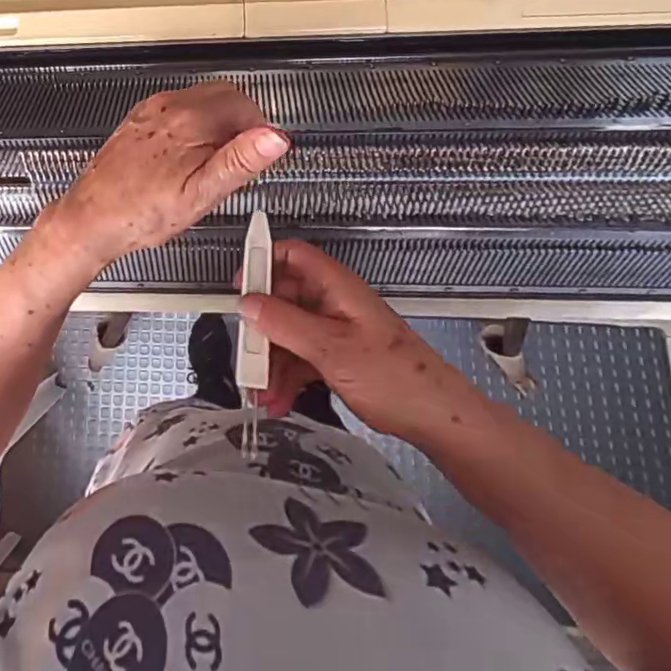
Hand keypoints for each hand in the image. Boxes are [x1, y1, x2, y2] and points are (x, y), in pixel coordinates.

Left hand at [39, 82, 289, 269]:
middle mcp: (169, 107)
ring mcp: (151, 112)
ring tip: (209, 164)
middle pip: (225, 96)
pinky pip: (178, 112)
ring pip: (201, 102)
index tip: (256, 155)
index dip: (258, 132)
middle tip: (237, 160)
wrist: (91, 218)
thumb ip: (241, 160)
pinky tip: (184, 160)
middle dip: (239, 123)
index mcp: (191, 120)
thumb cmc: (139, 213)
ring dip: (216, 124)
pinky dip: (192, 128)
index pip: (246, 104)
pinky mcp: (139, 121)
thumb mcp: (202, 193)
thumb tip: (273, 138)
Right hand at [238, 241, 488, 442]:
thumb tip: (248, 302)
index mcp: (336, 287)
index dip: (263, 263)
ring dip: (270, 362)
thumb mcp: (331, 348)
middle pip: (282, 300)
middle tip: (246, 355)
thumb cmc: (397, 376)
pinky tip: (277, 401)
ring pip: (287, 334)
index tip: (238, 286)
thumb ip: (285, 323)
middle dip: (260, 329)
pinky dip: (286, 378)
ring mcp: (334, 331)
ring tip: (260, 392)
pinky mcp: (336, 357)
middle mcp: (332, 303)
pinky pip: (300, 359)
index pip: (292, 255)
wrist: (433, 416)